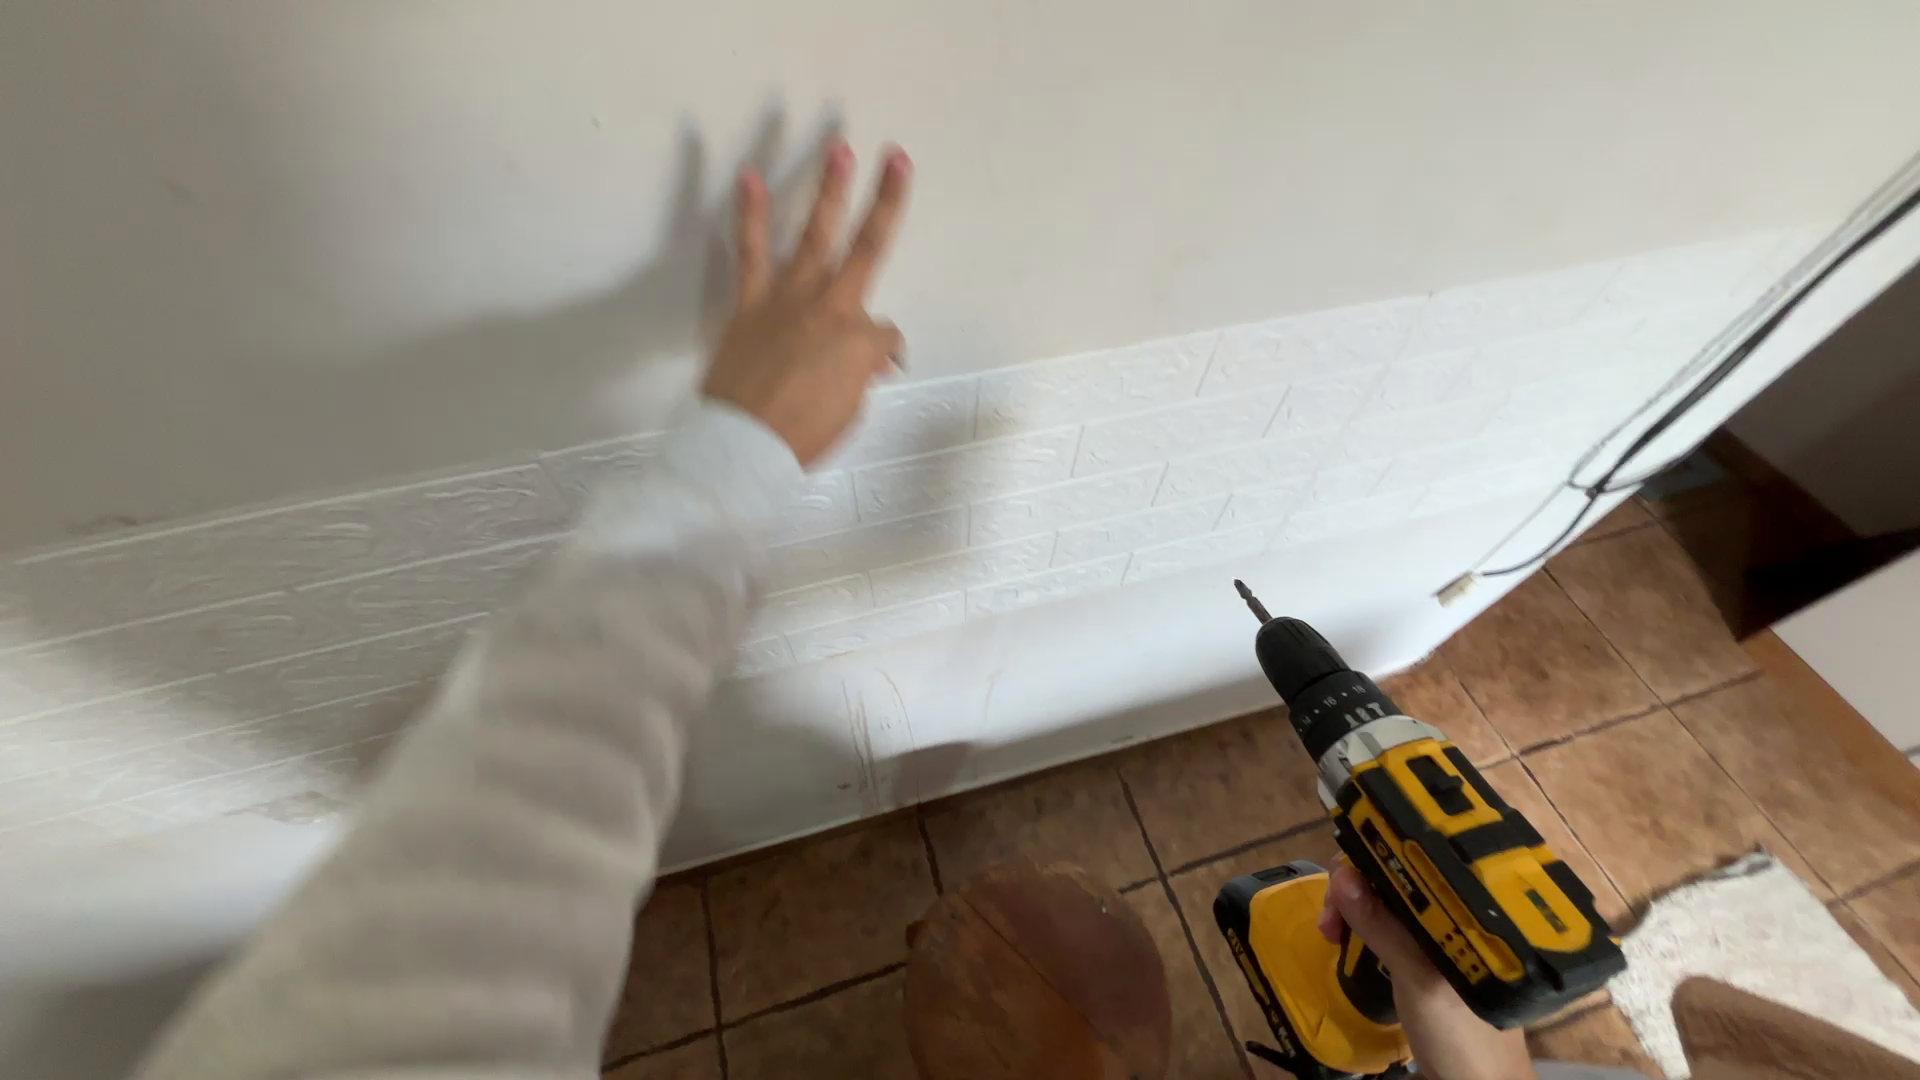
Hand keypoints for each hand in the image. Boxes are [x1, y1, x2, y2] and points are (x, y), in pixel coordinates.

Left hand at [702, 140, 911, 465]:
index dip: (886, 353)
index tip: (878, 370)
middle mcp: (832, 307)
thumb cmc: (805, 435)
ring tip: (838, 149)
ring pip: (815, 235)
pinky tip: (749, 179)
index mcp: (861, 341)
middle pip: (867, 248)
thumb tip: (869, 361)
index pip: (887, 334)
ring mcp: (789, 299)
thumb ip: (860, 375)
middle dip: (885, 203)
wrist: (746, 445)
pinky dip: (749, 216)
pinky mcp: (750, 302)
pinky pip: (751, 252)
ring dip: (829, 191)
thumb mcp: (850, 411)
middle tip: (895, 158)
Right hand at [1318, 862, 1537, 1079]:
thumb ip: (1381, 927)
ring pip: (1380, 900)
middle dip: (1351, 889)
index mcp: (1461, 913)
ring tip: (1330, 934)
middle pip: (1389, 878)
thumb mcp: (1418, 979)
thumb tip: (1341, 874)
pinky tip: (1344, 938)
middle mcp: (1448, 916)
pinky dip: (1357, 925)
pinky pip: (1381, 924)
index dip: (1370, 860)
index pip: (1411, 862)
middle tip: (1329, 921)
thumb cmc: (1461, 1033)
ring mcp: (1433, 937)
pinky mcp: (1420, 957)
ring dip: (1348, 908)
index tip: (1339, 883)